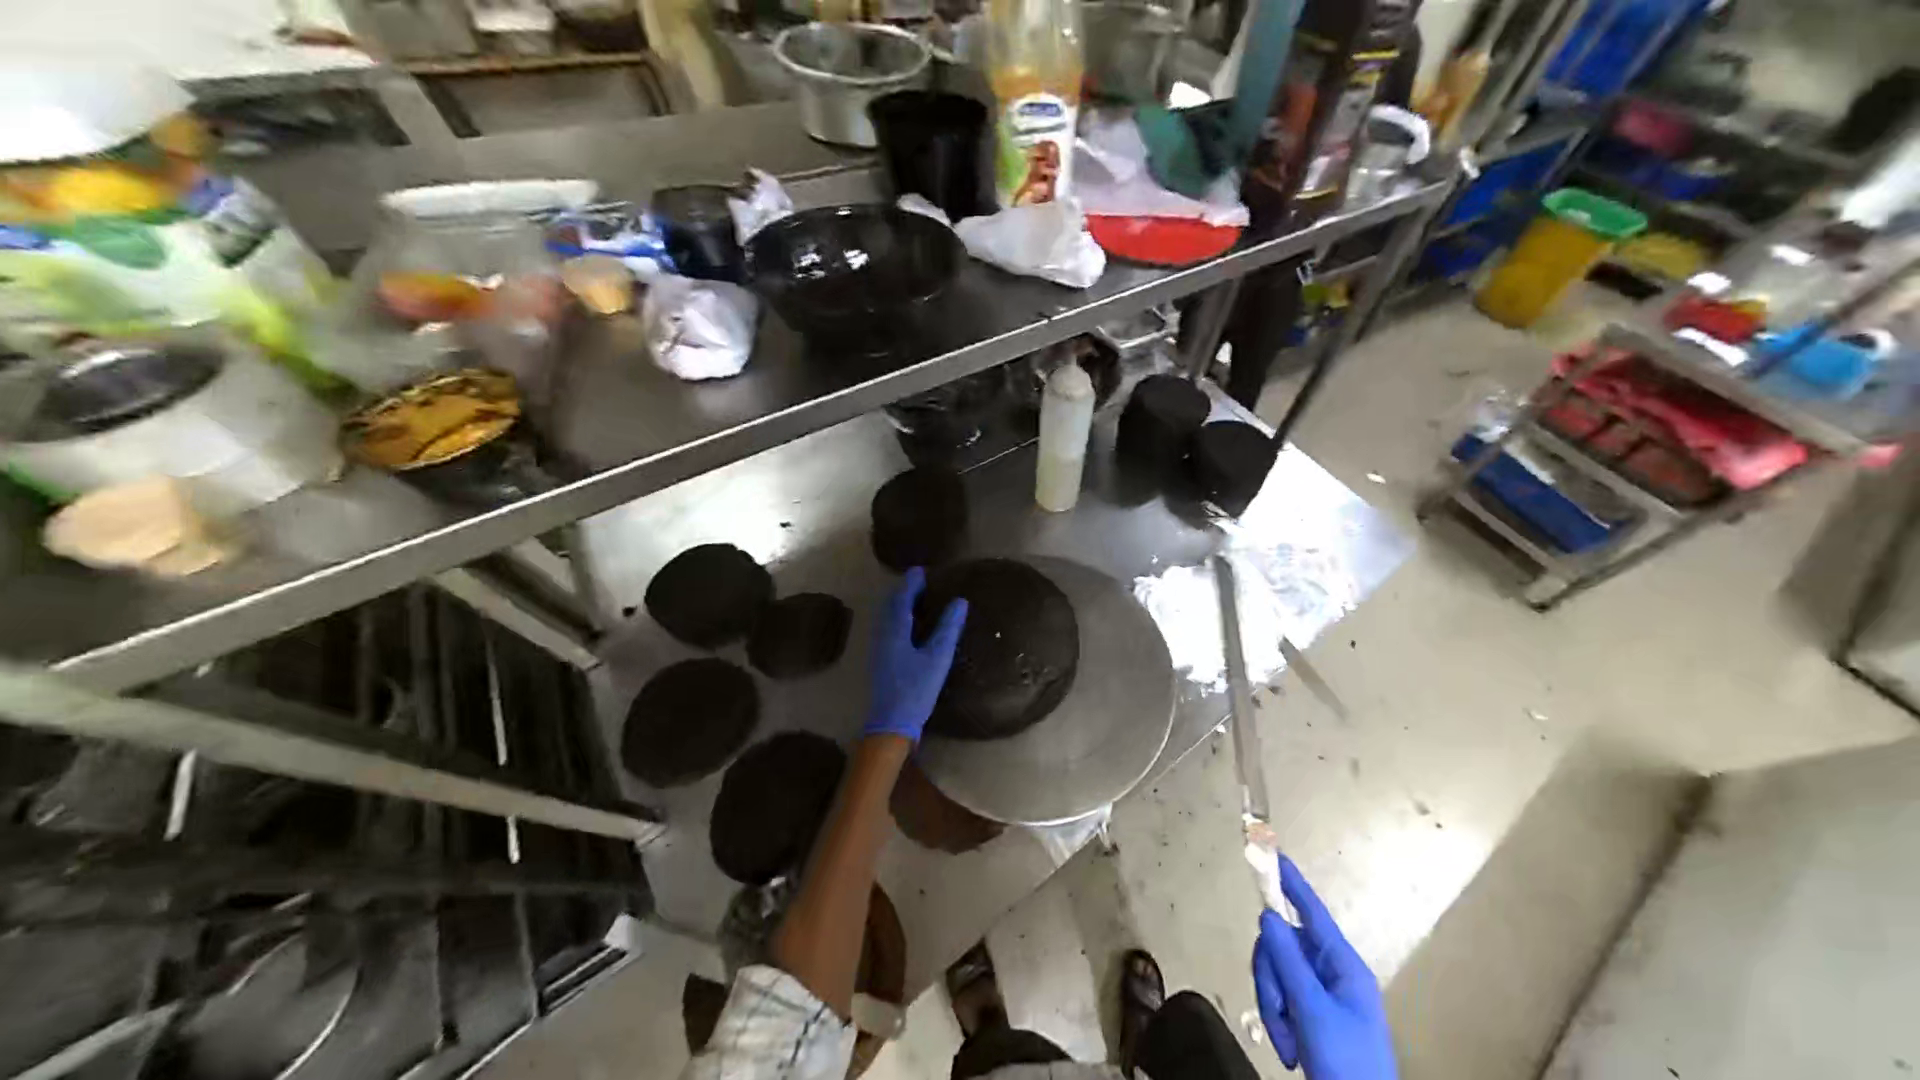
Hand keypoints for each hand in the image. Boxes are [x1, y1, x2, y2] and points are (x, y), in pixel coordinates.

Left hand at [865, 567, 967, 741]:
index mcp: (894, 630)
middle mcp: (882, 635)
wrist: (891, 723)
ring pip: (888, 618)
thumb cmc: (916, 689)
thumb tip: (959, 601)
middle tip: (920, 581)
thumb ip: (948, 628)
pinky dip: (899, 619)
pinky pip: (888, 629)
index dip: (911, 583)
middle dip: (904, 591)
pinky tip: (910, 628)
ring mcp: (879, 649)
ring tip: (917, 600)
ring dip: (901, 605)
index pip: (901, 598)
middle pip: (891, 606)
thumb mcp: (937, 657)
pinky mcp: (881, 661)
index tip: (921, 570)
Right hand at [1251, 856, 1395, 1079]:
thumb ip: (1287, 960)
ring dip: (1273, 1006)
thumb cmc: (1347, 1063)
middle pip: (1282, 946)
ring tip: (1287, 1043)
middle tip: (1277, 1010)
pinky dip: (1278, 1022)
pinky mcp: (1312, 1016)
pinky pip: (1280, 998)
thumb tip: (1268, 915)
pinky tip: (1290, 1051)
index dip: (1291, 883)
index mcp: (1343, 965)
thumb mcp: (1312, 1010)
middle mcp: (1332, 973)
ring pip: (1276, 973)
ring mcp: (1322, 995)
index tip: (1271, 855)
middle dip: (1271, 978)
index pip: (1312, 911)